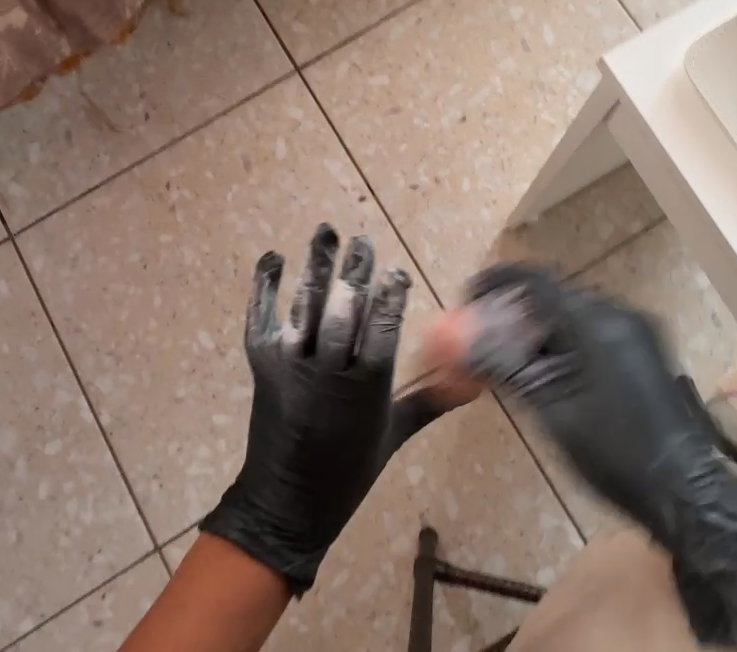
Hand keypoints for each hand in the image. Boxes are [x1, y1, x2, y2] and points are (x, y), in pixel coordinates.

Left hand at [199, 225, 448, 593]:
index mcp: (366, 388)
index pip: (382, 330)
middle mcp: (328, 371)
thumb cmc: (348, 470)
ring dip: (316, 267)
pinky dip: (264, 288)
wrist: (285, 504)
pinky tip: (274, 258)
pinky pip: (261, 319)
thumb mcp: (394, 434)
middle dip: (354, 272)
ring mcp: (290, 365)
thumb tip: (475, 383)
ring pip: (306, 307)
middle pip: (344, 310)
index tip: (396, 272)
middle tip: (363, 241)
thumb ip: (431, 400)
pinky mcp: (261, 365)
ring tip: (326, 231)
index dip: (390, 298)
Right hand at [463, 264, 736, 645]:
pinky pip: (596, 328)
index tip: (469, 294)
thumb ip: (509, 369)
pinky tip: (547, 368)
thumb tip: (466, 345)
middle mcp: (620, 315)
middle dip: (516, 309)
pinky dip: (565, 338)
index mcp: (596, 324)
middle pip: (555, 294)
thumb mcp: (552, 412)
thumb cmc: (614, 454)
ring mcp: (638, 330)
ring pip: (575, 312)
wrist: (685, 490)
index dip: (498, 282)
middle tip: (485, 331)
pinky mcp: (646, 348)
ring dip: (539, 326)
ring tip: (510, 356)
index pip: (537, 281)